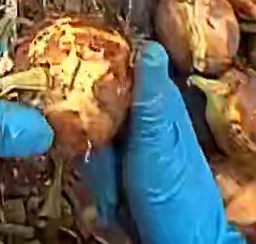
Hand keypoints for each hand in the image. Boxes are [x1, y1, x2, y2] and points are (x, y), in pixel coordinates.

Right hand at [83, 42, 238, 243]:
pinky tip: (110, 211)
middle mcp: (142, 118)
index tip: (78, 91)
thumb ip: (151, 95)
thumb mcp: (160, 140)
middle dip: (91, 139)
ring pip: (91, 143)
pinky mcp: (120, 177)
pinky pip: (93, 173)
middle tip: (105, 169)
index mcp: (156, 98)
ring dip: (95, 174)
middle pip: (95, 108)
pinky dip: (96, 193)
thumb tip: (150, 44)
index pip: (116, 67)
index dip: (94, 75)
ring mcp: (130, 149)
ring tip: (113, 198)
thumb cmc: (176, 193)